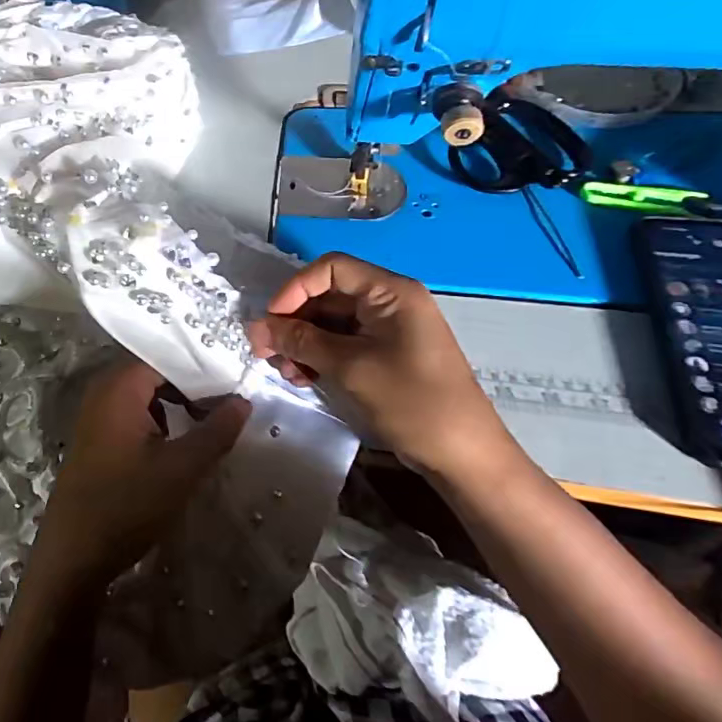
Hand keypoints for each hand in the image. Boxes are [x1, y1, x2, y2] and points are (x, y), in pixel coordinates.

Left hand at [32, 357, 250, 587]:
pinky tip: (180, 440)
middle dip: (194, 383)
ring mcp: (96, 416)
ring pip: (147, 393)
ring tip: (210, 419)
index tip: (235, 379)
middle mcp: (104, 392)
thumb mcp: (182, 468)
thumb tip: (243, 401)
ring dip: (179, 402)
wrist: (73, 559)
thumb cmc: (127, 505)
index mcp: (119, 387)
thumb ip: (217, 430)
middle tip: (228, 398)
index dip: (203, 365)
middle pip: (157, 372)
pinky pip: (135, 412)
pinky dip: (162, 418)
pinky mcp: (97, 438)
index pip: (168, 356)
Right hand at [247, 252, 511, 478]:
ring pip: (335, 321)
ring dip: (305, 341)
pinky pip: (347, 342)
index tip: (270, 320)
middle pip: (331, 294)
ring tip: (284, 370)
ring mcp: (390, 328)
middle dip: (296, 320)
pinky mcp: (388, 353)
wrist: (462, 453)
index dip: (296, 288)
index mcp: (391, 291)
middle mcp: (391, 301)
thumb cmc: (411, 401)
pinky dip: (322, 355)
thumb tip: (259, 327)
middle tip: (265, 351)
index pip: (332, 268)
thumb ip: (302, 342)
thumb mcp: (351, 368)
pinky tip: (303, 376)